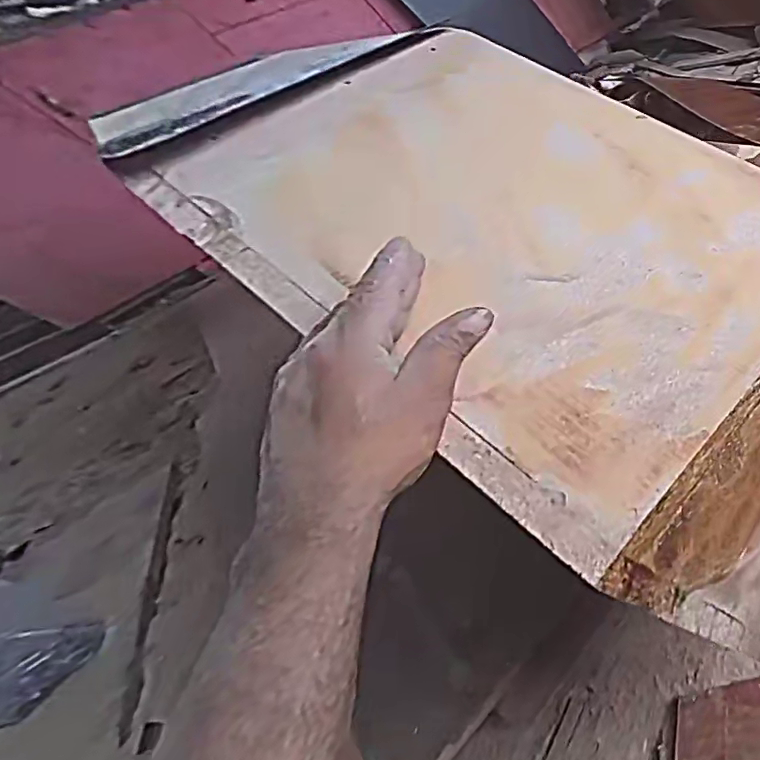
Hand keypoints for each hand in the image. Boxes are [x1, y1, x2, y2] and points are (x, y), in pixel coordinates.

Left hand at [259, 237, 492, 537]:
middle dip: (379, 287)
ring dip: (358, 315)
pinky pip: (316, 357)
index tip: (404, 248)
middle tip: (397, 270)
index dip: (395, 269)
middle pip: (353, 308)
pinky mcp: (286, 404)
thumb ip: (447, 350)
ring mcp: (295, 378)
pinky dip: (339, 344)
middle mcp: (316, 353)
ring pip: (331, 333)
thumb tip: (474, 314)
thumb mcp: (426, 397)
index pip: (378, 292)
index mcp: (352, 344)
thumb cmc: (375, 454)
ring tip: (378, 310)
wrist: (316, 510)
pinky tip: (348, 357)